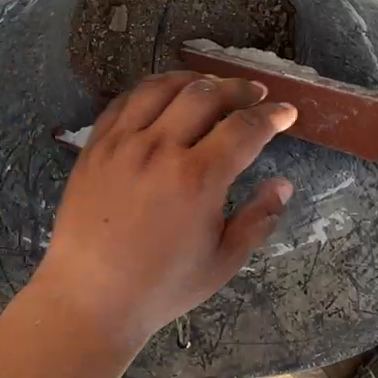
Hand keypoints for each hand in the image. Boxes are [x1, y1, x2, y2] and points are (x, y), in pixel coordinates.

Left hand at [29, 72, 297, 350]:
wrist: (90, 298)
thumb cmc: (161, 287)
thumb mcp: (222, 262)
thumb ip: (258, 219)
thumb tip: (282, 185)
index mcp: (198, 179)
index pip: (245, 128)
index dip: (272, 115)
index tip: (286, 112)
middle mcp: (160, 150)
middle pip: (206, 95)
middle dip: (238, 88)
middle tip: (254, 94)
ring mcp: (122, 144)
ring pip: (162, 88)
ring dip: (195, 80)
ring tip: (212, 86)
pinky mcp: (95, 147)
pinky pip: (125, 102)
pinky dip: (151, 90)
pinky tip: (164, 97)